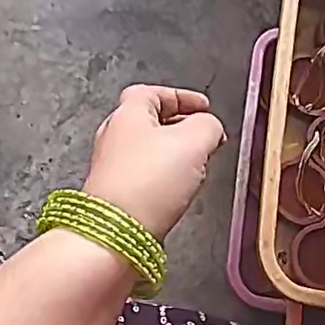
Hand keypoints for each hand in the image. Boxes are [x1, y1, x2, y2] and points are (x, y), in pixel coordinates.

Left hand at [82, 85, 226, 238]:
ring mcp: (113, 168)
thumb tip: (211, 127)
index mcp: (129, 113)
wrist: (117, 232)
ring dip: (174, 155)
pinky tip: (178, 192)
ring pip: (148, 151)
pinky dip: (164, 179)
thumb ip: (208, 125)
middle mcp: (115, 137)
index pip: (156, 92)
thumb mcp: (195, 141)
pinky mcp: (117, 195)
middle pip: (151, 122)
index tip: (204, 107)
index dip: (184, 97)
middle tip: (204, 138)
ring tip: (196, 166)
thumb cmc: (147, 183)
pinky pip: (144, 178)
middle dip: (181, 127)